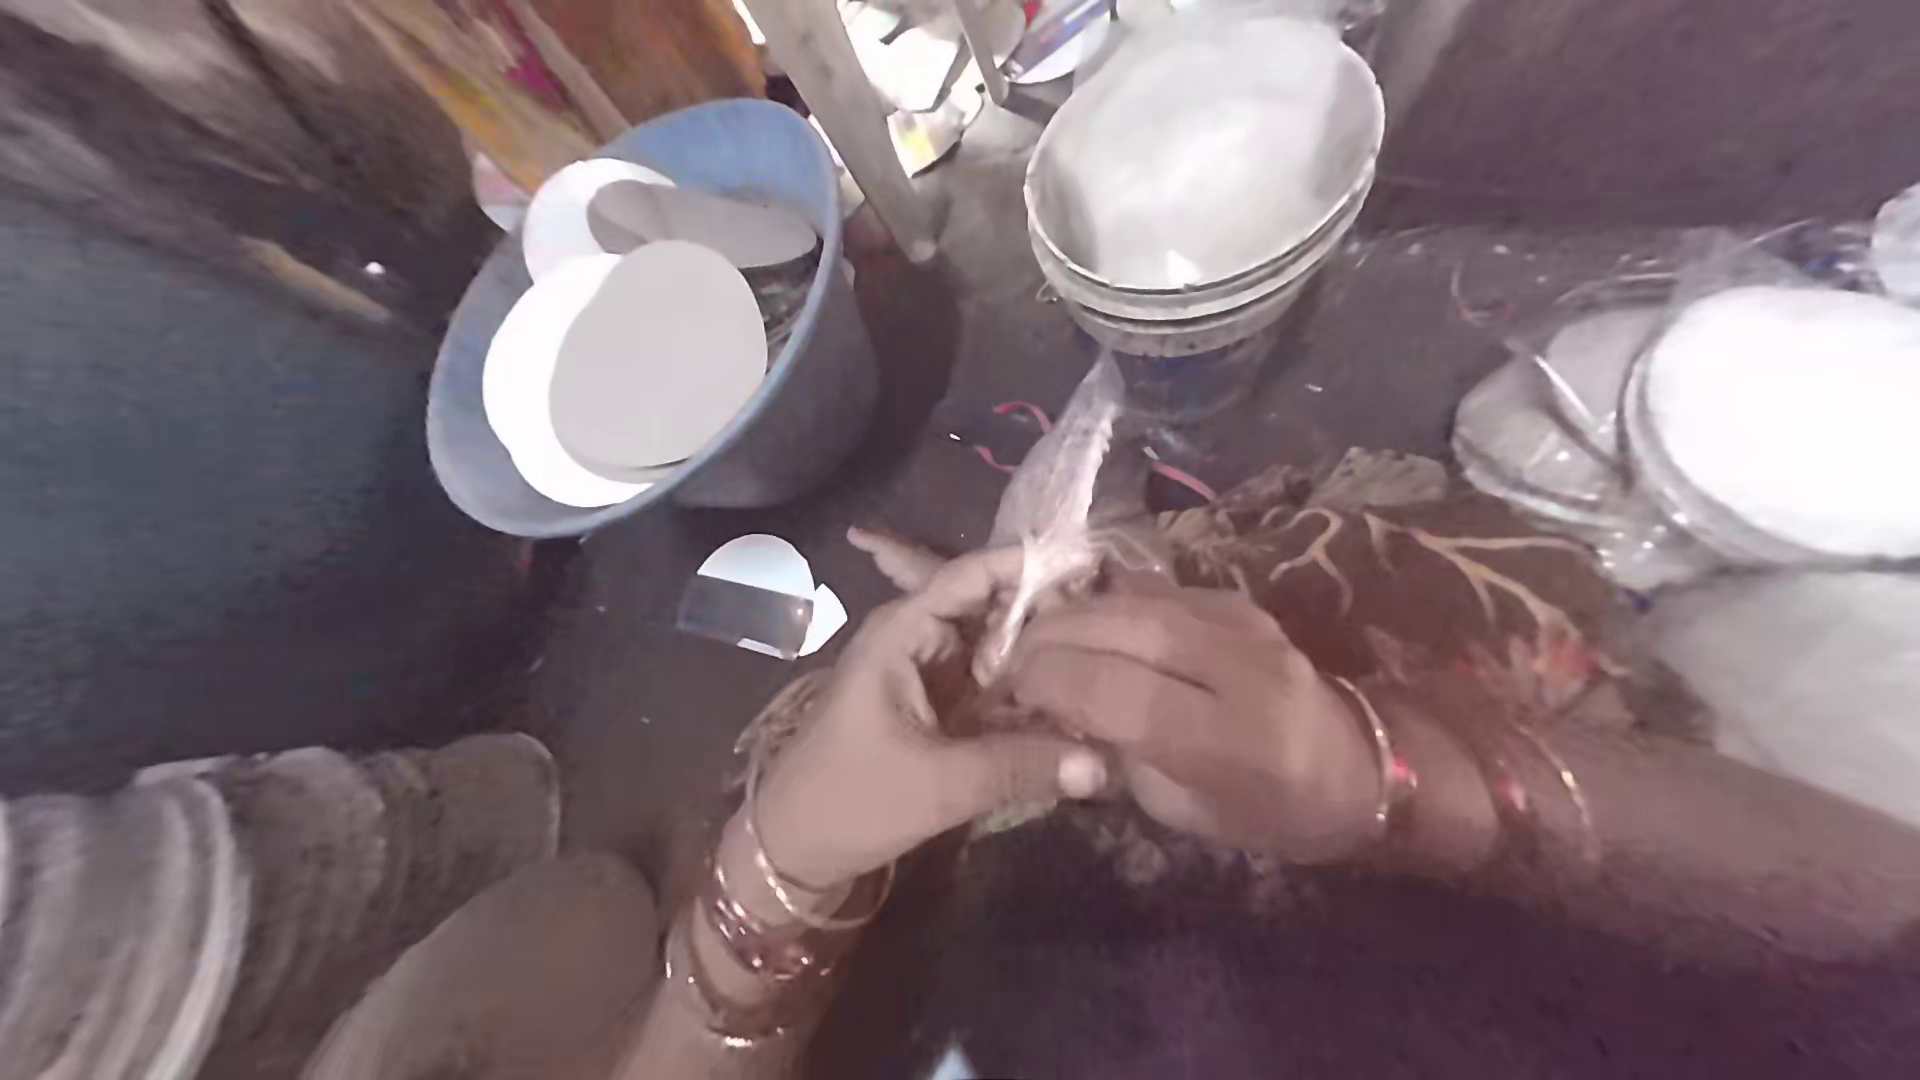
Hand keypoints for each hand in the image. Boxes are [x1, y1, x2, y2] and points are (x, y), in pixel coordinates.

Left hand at [748, 545, 1108, 890]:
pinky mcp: (942, 701)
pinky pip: (994, 681)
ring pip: (999, 644)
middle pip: (995, 605)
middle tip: (1111, 634)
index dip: (1030, 567)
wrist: (794, 847)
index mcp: (904, 629)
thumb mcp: (936, 784)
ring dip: (1043, 655)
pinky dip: (1028, 689)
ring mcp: (932, 667)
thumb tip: (1102, 764)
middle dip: (1049, 615)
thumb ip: (1020, 766)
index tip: (1092, 572)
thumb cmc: (848, 801)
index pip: (974, 574)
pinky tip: (1072, 701)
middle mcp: (920, 635)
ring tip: (1104, 662)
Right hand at [1005, 582, 1381, 862]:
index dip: (1048, 681)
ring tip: (1036, 637)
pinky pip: (1149, 589)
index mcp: (1230, 739)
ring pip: (1128, 598)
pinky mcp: (1235, 598)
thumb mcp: (1176, 807)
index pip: (1113, 689)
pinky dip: (1103, 604)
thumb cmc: (1261, 810)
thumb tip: (1047, 700)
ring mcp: (1242, 621)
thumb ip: (1110, 749)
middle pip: (1117, 627)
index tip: (1013, 689)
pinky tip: (1083, 623)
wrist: (1352, 763)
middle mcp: (1240, 666)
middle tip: (1010, 657)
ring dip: (1068, 613)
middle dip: (1047, 637)